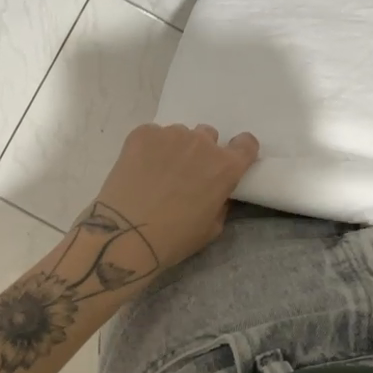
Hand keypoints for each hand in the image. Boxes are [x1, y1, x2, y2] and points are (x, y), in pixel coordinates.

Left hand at [90, 123, 258, 272]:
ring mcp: (171, 134)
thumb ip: (220, 203)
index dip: (240, 150)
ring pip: (179, 135)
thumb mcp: (210, 229)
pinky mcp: (143, 133)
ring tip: (157, 174)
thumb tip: (216, 192)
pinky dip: (149, 148)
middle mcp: (202, 143)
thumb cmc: (174, 238)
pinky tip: (138, 170)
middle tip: (184, 175)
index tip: (230, 160)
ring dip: (174, 149)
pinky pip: (152, 135)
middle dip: (201, 152)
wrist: (126, 233)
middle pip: (208, 136)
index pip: (246, 143)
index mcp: (225, 166)